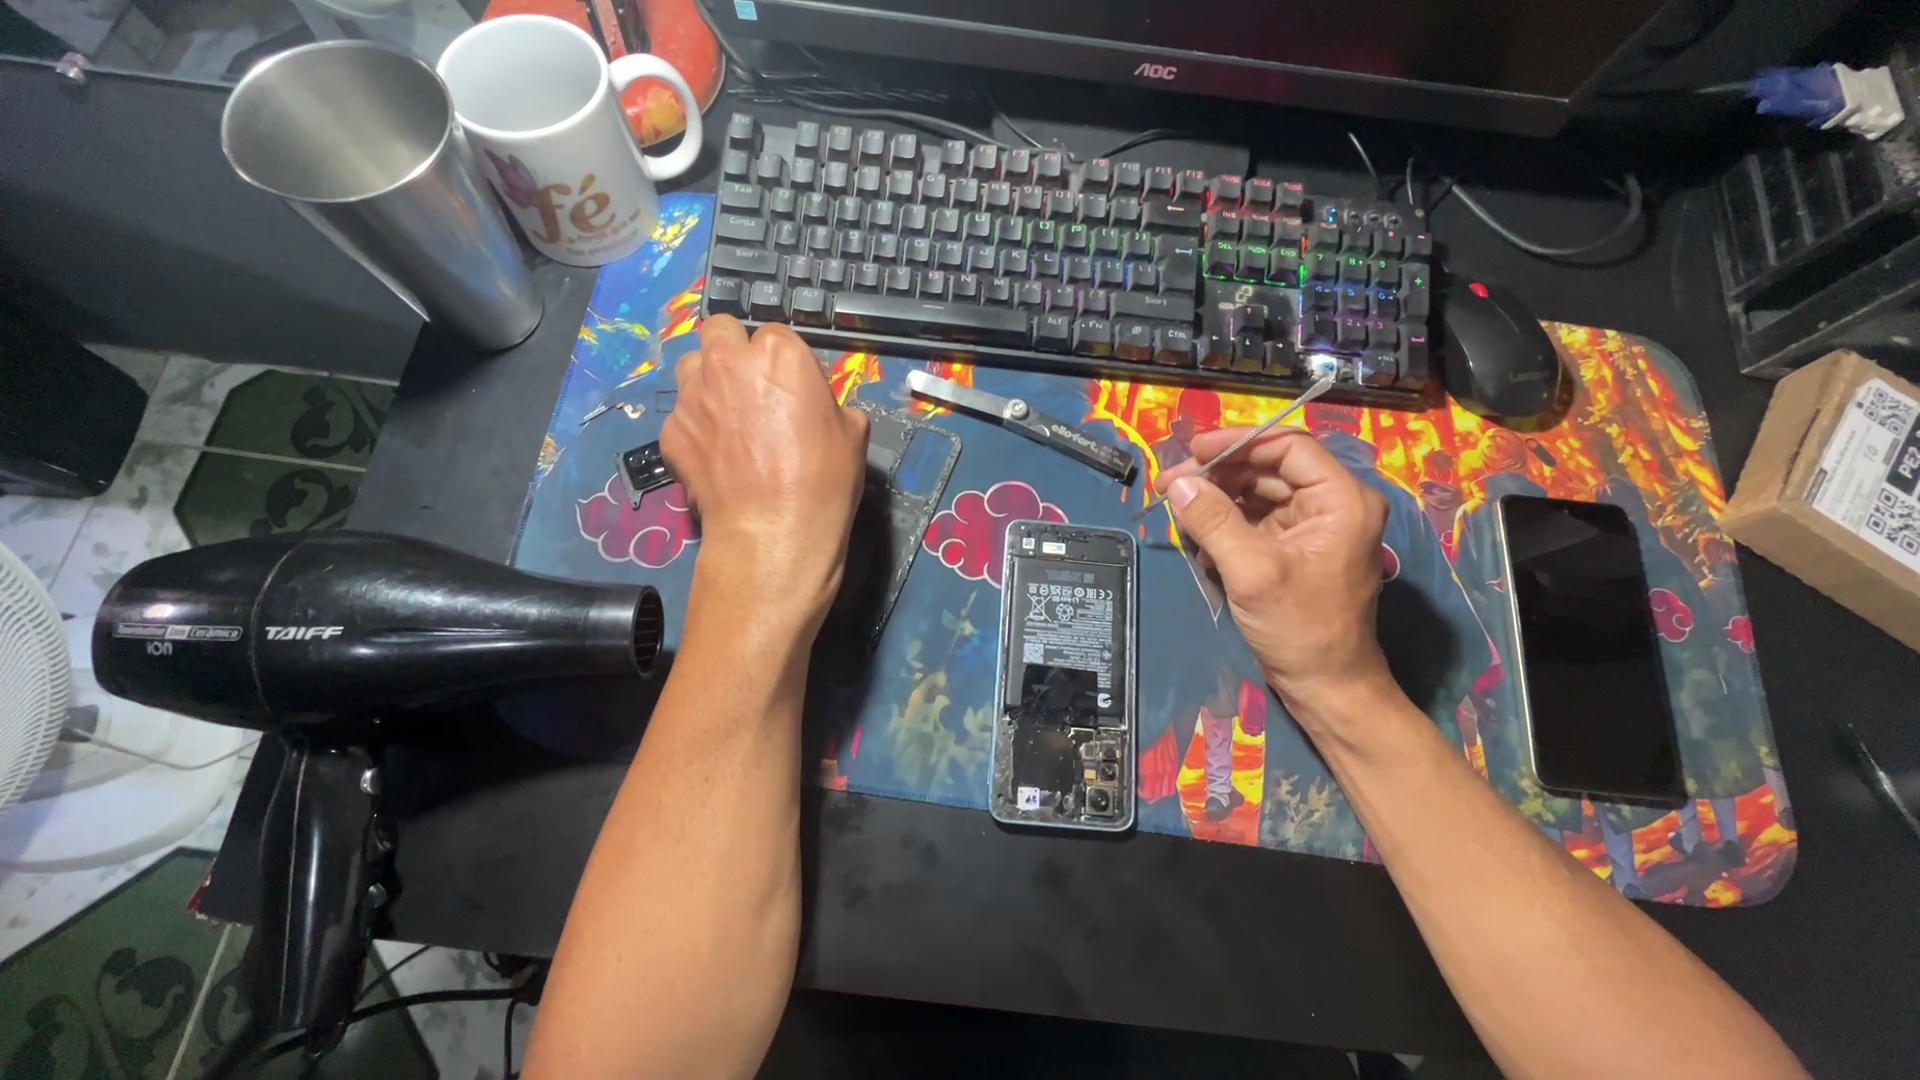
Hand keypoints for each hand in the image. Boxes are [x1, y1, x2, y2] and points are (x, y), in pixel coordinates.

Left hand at [661, 317, 869, 626]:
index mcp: (779, 353)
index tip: (791, 387)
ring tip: (727, 417)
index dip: (783, 360)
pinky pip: (682, 415)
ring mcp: (692, 395)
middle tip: (750, 386)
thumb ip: (828, 404)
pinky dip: (696, 429)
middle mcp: (728, 363)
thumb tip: (816, 409)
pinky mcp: (670, 430)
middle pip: (720, 331)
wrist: (774, 531)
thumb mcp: (852, 433)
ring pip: (692, 367)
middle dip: (733, 351)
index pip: (774, 333)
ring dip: (708, 382)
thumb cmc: (824, 480)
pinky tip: (715, 457)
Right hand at [1156, 428, 1393, 728]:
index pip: (1288, 448)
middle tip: (1169, 484)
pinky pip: (1253, 522)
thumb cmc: (1300, 628)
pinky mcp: (1292, 550)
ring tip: (1178, 513)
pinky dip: (1224, 527)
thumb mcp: (1252, 571)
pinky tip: (1198, 541)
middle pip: (1267, 470)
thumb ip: (1213, 522)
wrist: (1325, 686)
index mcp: (1341, 500)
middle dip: (1217, 476)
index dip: (1238, 443)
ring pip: (1256, 495)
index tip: (1191, 451)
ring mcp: (1312, 529)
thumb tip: (1176, 484)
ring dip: (1216, 503)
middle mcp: (1331, 506)